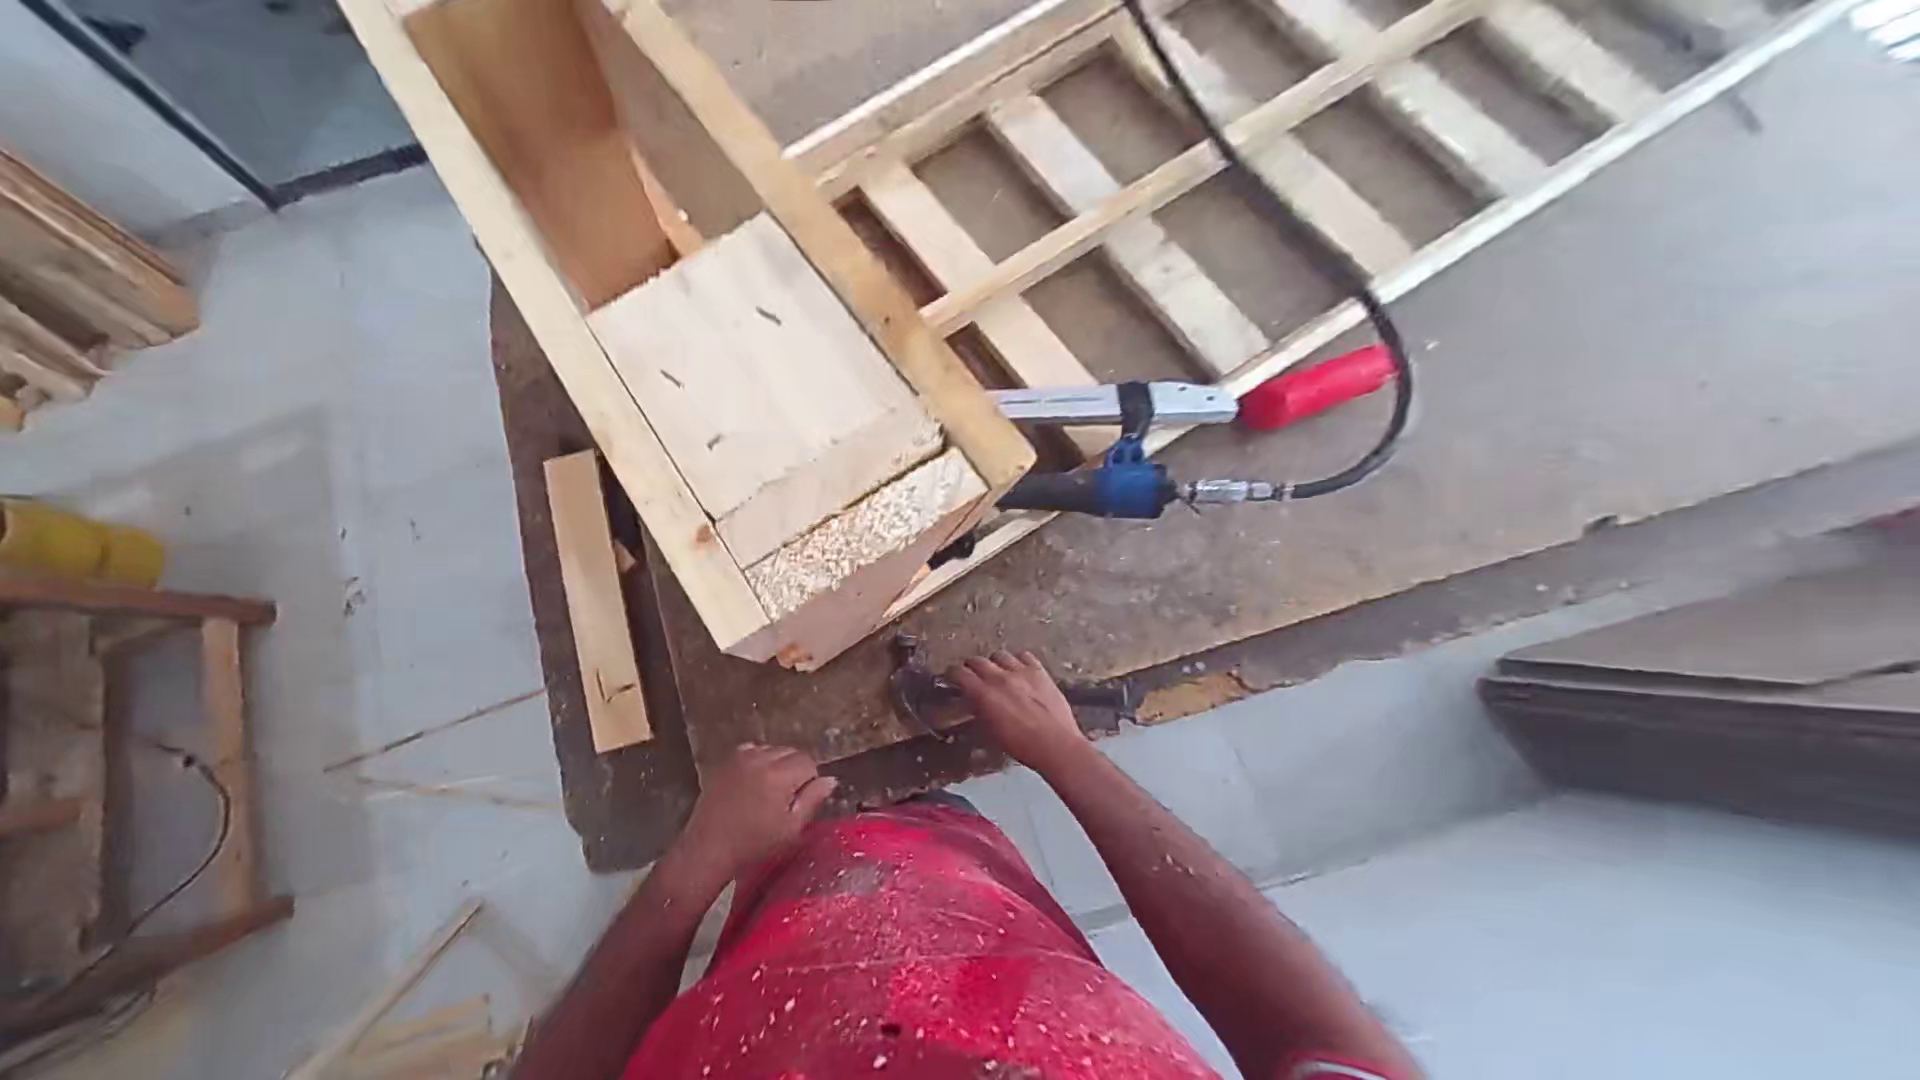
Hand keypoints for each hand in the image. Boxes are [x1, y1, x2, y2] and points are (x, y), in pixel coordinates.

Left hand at [682, 744, 837, 878]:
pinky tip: (753, 781)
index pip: (809, 763)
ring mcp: (741, 757)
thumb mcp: (791, 829)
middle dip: (795, 771)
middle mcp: (761, 758)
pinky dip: (758, 760)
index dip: (809, 782)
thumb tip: (830, 779)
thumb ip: (813, 799)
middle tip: (785, 799)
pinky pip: (752, 750)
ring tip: (767, 791)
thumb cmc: (753, 845)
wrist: (707, 851)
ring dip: (777, 764)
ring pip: (773, 750)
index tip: (799, 802)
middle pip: (792, 752)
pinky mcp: (725, 762)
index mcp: (779, 774)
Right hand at [950, 651, 1090, 773]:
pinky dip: (1018, 661)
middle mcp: (999, 678)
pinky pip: (1024, 656)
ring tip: (998, 671)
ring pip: (1000, 655)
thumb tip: (973, 700)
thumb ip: (979, 710)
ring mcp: (1020, 671)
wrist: (1055, 743)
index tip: (952, 676)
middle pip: (978, 660)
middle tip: (973, 675)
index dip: (952, 674)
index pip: (959, 673)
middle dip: (972, 667)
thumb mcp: (991, 731)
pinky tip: (1020, 670)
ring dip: (995, 663)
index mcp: (983, 694)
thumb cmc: (1020, 745)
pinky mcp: (1039, 671)